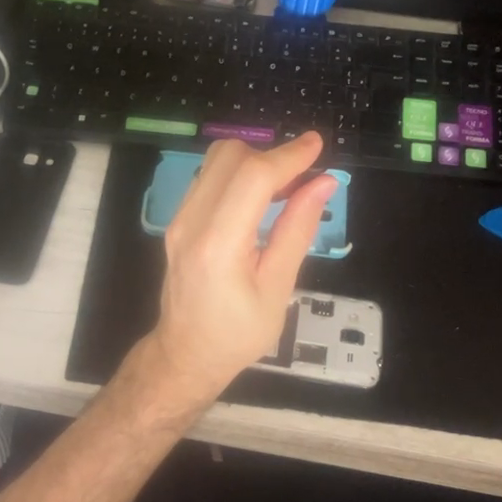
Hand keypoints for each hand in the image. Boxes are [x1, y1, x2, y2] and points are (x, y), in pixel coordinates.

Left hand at [142, 133, 335, 409]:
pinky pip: (208, 181)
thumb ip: (297, 232)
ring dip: (253, 164)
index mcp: (218, 246)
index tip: (317, 147)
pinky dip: (237, 177)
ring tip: (283, 191)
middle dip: (270, 156)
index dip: (288, 156)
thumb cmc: (237, 334)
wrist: (186, 354)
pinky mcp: (178, 223)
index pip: (253, 177)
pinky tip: (259, 202)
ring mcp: (179, 221)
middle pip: (229, 156)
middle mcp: (191, 224)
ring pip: (215, 163)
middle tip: (301, 178)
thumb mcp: (277, 290)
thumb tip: (323, 184)